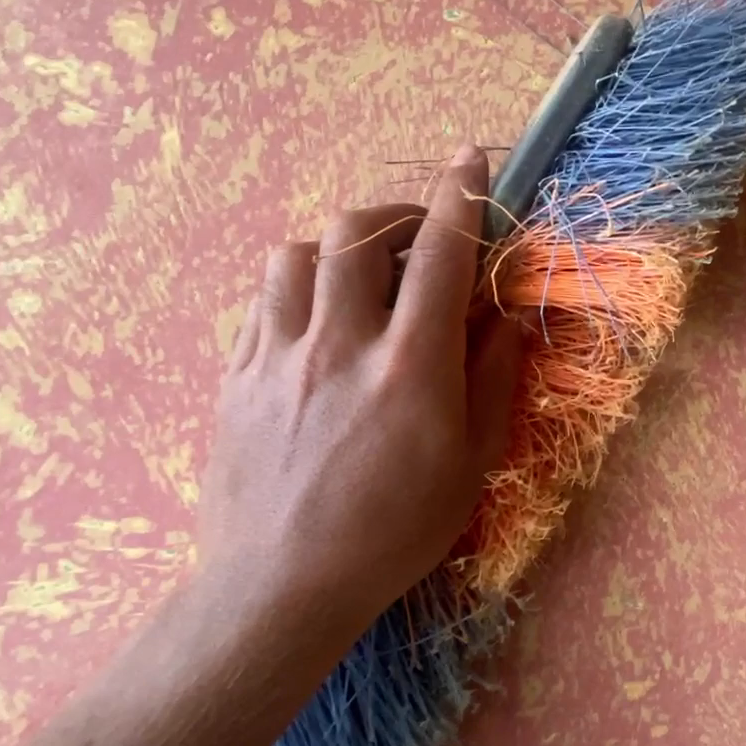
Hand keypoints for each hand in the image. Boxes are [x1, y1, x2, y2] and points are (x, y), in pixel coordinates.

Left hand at [198, 145, 522, 629]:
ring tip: (365, 274)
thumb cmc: (399, 526)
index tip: (470, 158)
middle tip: (421, 235)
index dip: (461, 196)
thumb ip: (494, 373)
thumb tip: (510, 313)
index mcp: (411, 363)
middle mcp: (341, 342)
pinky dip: (299, 285)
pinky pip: (262, 299)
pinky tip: (320, 317)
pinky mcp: (235, 376)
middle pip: (358, 233)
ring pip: (298, 254)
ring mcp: (277, 356)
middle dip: (396, 212)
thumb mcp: (473, 457)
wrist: (281, 587)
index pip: (442, 253)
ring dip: (341, 246)